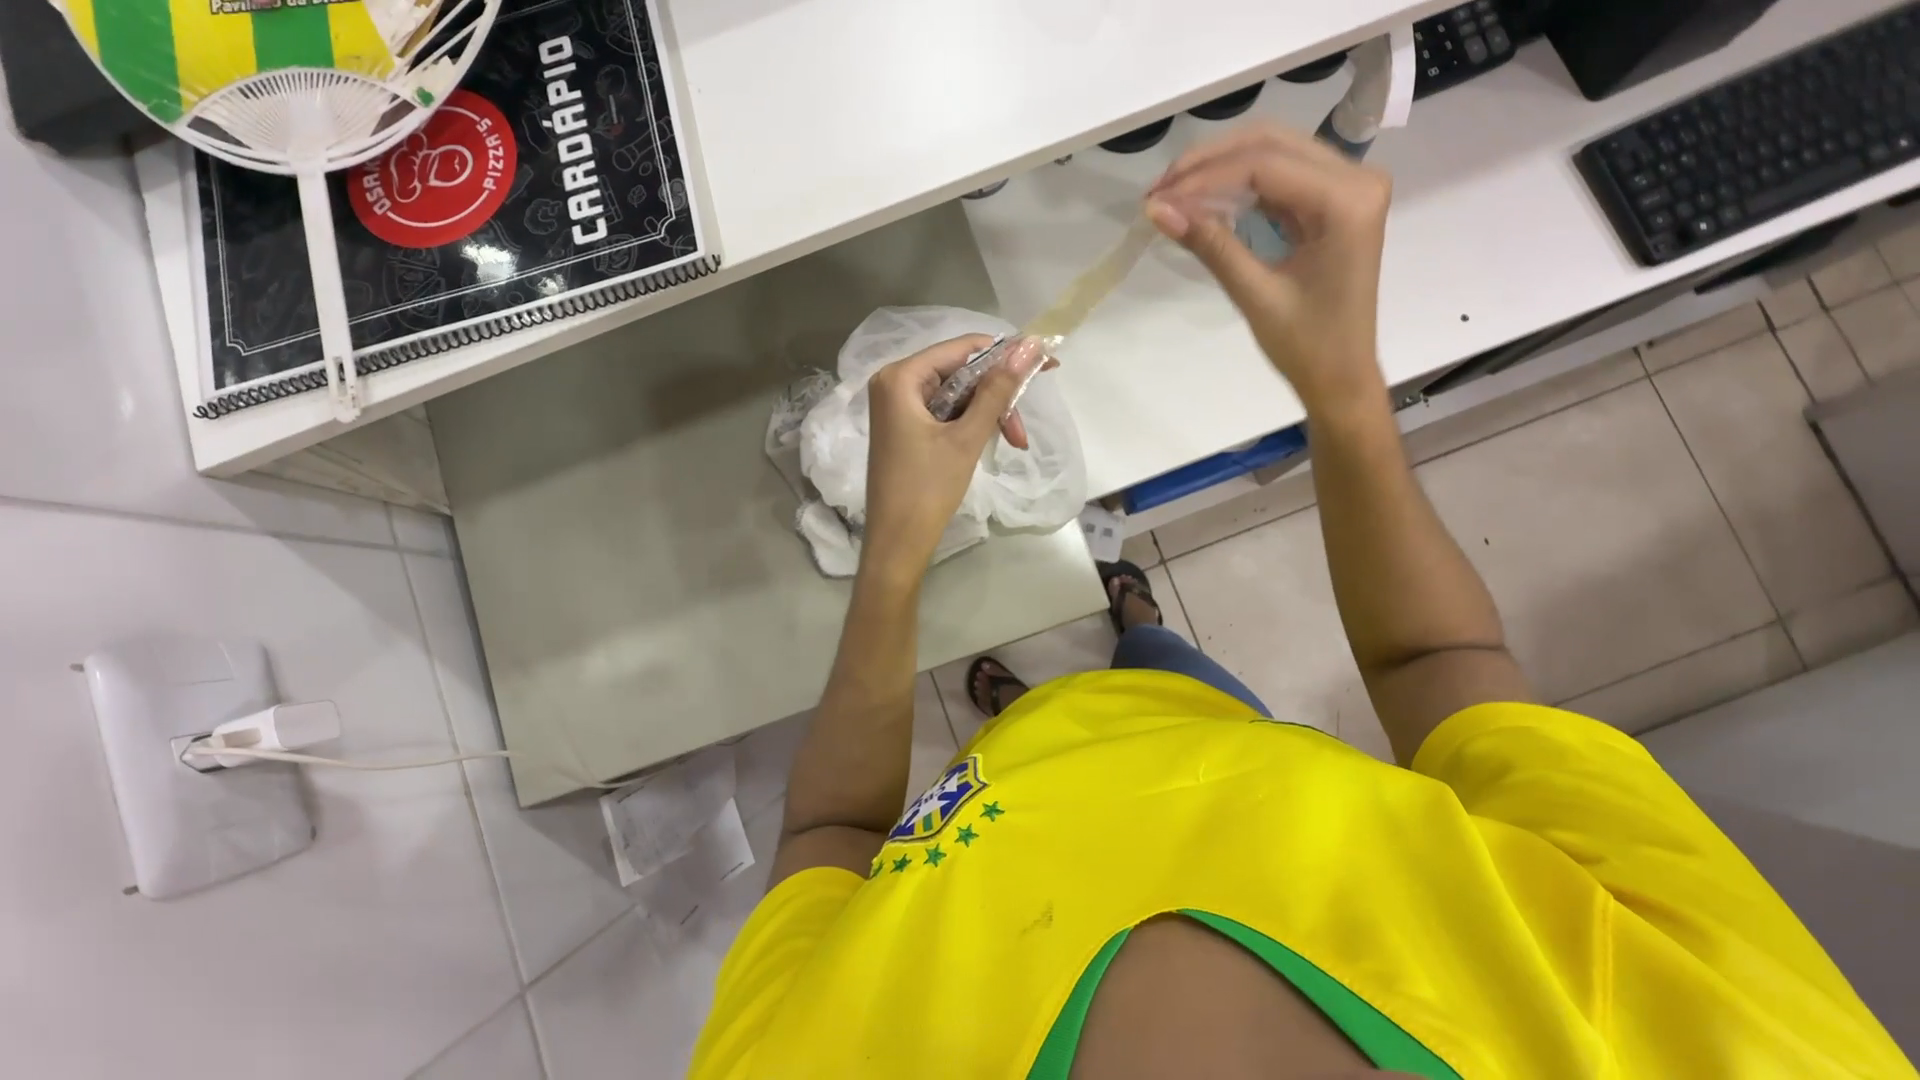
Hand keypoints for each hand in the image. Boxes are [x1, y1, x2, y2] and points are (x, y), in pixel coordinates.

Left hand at [860, 334, 1045, 582]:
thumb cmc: (928, 488)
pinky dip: (970, 424)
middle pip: (960, 372)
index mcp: (901, 377)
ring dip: (988, 415)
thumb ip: (997, 390)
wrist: (897, 541)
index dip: (1006, 355)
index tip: (1046, 364)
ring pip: (957, 395)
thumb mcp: (967, 437)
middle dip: (997, 396)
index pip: (962, 348)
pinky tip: (991, 441)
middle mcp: (894, 383)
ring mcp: (897, 406)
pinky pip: (945, 412)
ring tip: (1015, 442)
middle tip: (1023, 425)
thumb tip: (1029, 348)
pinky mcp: (904, 427)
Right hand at [1144, 125, 1391, 412]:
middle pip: (1271, 143)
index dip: (1204, 178)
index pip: (1264, 166)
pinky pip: (1282, 175)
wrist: (1341, 376)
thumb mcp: (1254, 294)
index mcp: (1347, 201)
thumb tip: (1156, 210)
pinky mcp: (1334, 200)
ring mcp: (1348, 186)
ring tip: (1173, 193)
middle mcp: (1357, 178)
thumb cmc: (1307, 345)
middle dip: (1209, 163)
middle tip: (1159, 189)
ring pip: (1274, 151)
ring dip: (1220, 168)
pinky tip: (1203, 200)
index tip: (1157, 199)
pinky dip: (1240, 184)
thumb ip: (1210, 244)